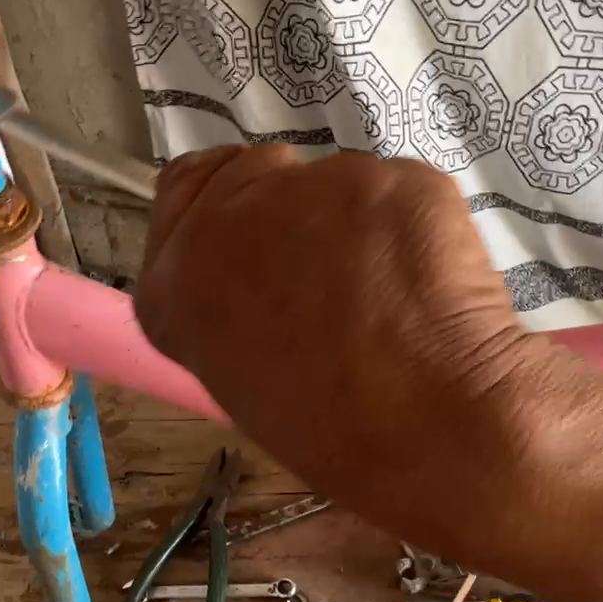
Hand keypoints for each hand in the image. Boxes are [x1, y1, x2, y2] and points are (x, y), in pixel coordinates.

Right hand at [134, 145, 602, 568]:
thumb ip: (229, 302)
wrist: (425, 425)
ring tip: (388, 295)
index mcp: (176, 280)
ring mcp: (308, 186)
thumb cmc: (329, 430)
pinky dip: (408, 225)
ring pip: (332, 182)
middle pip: (258, 171)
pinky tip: (426, 282)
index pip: (186, 185)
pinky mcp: (385, 177)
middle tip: (334, 274)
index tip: (264, 236)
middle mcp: (226, 218)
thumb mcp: (239, 374)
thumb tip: (267, 275)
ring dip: (355, 220)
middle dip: (294, 208)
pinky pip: (394, 191)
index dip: (228, 201)